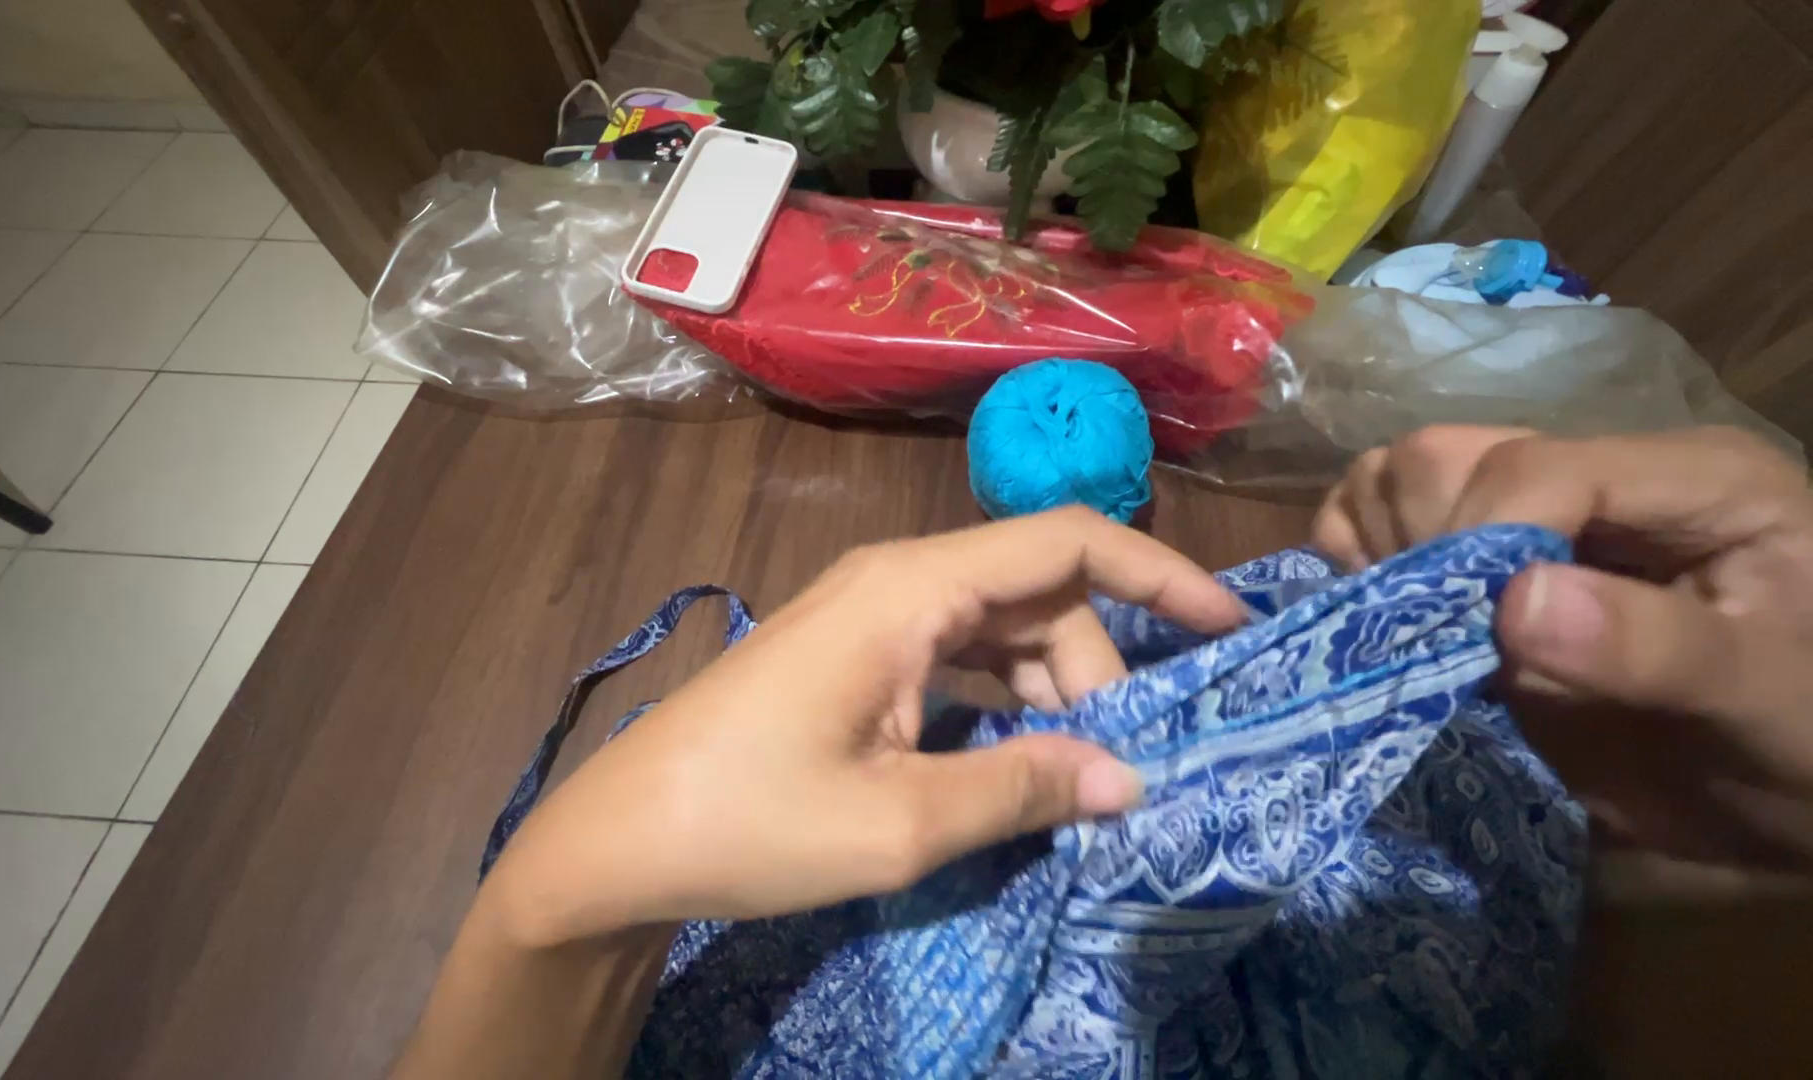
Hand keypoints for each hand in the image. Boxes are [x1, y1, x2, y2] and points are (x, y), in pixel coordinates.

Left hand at [484, 507, 1246, 946]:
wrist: (624, 834)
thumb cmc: (754, 819)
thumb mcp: (902, 818)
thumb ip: (1023, 787)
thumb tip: (1131, 782)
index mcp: (912, 587)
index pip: (1064, 541)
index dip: (1157, 572)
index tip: (1229, 626)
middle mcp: (897, 579)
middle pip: (1037, 591)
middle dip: (1096, 667)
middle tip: (1114, 768)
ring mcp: (873, 615)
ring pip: (999, 625)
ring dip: (1051, 688)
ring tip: (1072, 774)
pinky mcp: (856, 653)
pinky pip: (957, 655)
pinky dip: (1002, 698)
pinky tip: (1017, 755)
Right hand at [1313, 425, 1812, 867]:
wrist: (1751, 788)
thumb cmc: (1788, 745)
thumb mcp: (1769, 707)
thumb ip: (1662, 649)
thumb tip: (1518, 604)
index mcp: (1691, 479)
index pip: (1537, 467)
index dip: (1482, 537)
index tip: (1475, 633)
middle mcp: (1584, 469)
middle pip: (1438, 459)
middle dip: (1421, 546)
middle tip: (1454, 632)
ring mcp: (1512, 503)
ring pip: (1387, 478)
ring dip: (1379, 551)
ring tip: (1425, 623)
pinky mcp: (1460, 538)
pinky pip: (1360, 514)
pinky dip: (1349, 555)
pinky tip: (1392, 605)